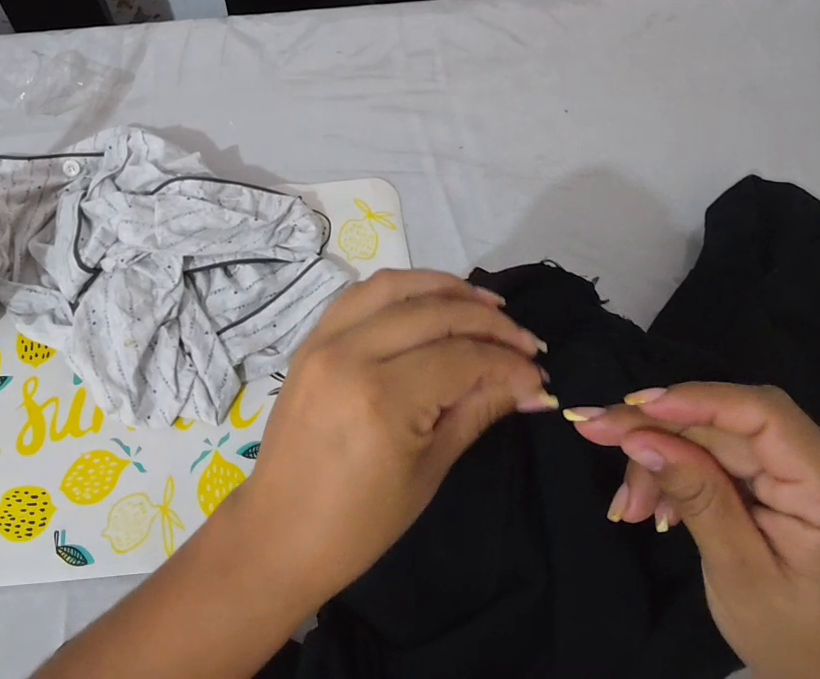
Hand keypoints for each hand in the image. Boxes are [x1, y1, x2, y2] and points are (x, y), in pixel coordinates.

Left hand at [236, 269, 552, 606]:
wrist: (280, 532)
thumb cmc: (360, 521)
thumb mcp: (430, 470)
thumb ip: (478, 411)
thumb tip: (531, 386)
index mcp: (382, 397)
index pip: (461, 358)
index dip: (508, 364)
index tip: (539, 376)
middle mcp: (350, 354)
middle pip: (433, 313)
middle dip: (488, 321)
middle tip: (525, 341)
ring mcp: (323, 341)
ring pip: (394, 287)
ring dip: (445, 288)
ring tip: (486, 304)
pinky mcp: (310, 341)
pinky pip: (359, 295)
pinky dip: (401, 290)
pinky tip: (430, 302)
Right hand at [569, 383, 819, 678]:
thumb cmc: (798, 645)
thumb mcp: (739, 573)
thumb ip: (696, 496)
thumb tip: (640, 435)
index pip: (762, 414)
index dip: (695, 399)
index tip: (632, 404)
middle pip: (728, 426)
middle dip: (660, 433)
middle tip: (594, 432)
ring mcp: (805, 481)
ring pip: (717, 444)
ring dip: (664, 462)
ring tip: (627, 506)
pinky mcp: (787, 494)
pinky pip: (727, 467)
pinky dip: (684, 480)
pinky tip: (653, 508)